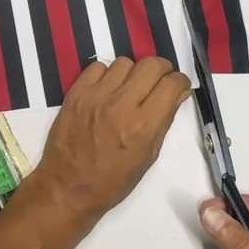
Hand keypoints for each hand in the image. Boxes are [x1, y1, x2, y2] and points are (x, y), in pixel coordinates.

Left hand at [18, 57, 192, 227]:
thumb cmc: (113, 180)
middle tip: (159, 82)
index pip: (171, 85)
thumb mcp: (148, 156)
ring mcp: (95, 96)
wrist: (68, 186)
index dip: (180, 82)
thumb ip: (164, 120)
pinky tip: (107, 90)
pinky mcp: (75, 92)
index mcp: (143, 127)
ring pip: (124, 62)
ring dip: (133, 73)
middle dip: (161, 70)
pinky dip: (107, 75)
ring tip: (130, 88)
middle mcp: (120, 105)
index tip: (178, 86)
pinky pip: (97, 67)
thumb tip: (178, 92)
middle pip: (150, 65)